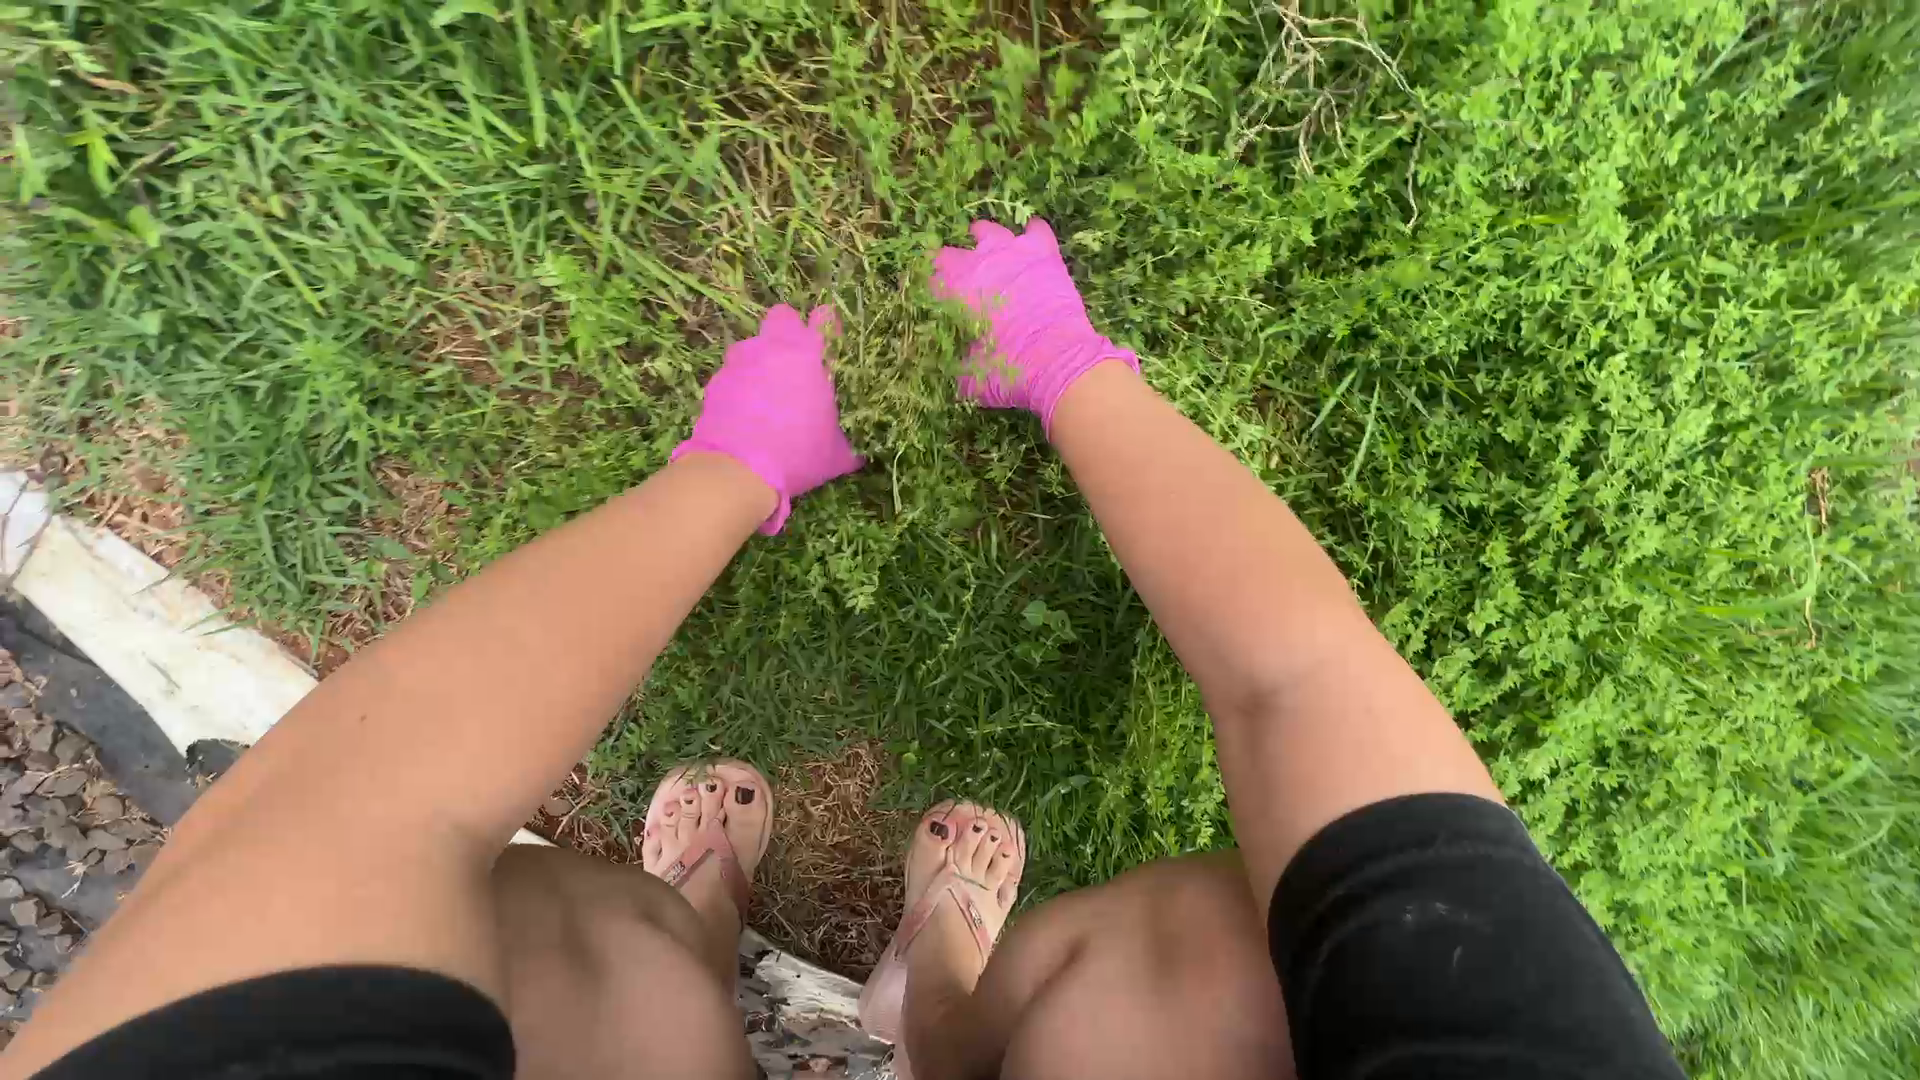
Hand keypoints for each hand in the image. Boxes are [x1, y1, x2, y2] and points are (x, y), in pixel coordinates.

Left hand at [672, 304, 861, 533]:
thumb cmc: (798, 455)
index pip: (824, 320)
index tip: (830, 344)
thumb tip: (858, 454)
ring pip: (753, 346)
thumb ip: (847, 442)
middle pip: (782, 317)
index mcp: (809, 356)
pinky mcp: (715, 382)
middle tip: (797, 364)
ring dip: (761, 362)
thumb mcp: (836, 454)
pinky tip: (745, 415)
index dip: (828, 327)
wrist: (737, 471)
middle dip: (789, 333)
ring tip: (767, 395)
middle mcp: (773, 349)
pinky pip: (732, 375)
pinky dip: (740, 388)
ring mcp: (740, 362)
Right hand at [932, 218, 1138, 432]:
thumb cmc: (1008, 371)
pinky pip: (1035, 230)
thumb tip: (949, 367)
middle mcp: (978, 262)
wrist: (1058, 362)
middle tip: (959, 283)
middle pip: (952, 252)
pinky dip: (1030, 236)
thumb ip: (955, 364)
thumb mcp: (969, 379)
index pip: (927, 278)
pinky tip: (1030, 245)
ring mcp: (1012, 251)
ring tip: (989, 254)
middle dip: (951, 266)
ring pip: (989, 231)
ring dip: (985, 242)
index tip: (930, 300)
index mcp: (953, 290)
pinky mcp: (1044, 253)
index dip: (926, 288)